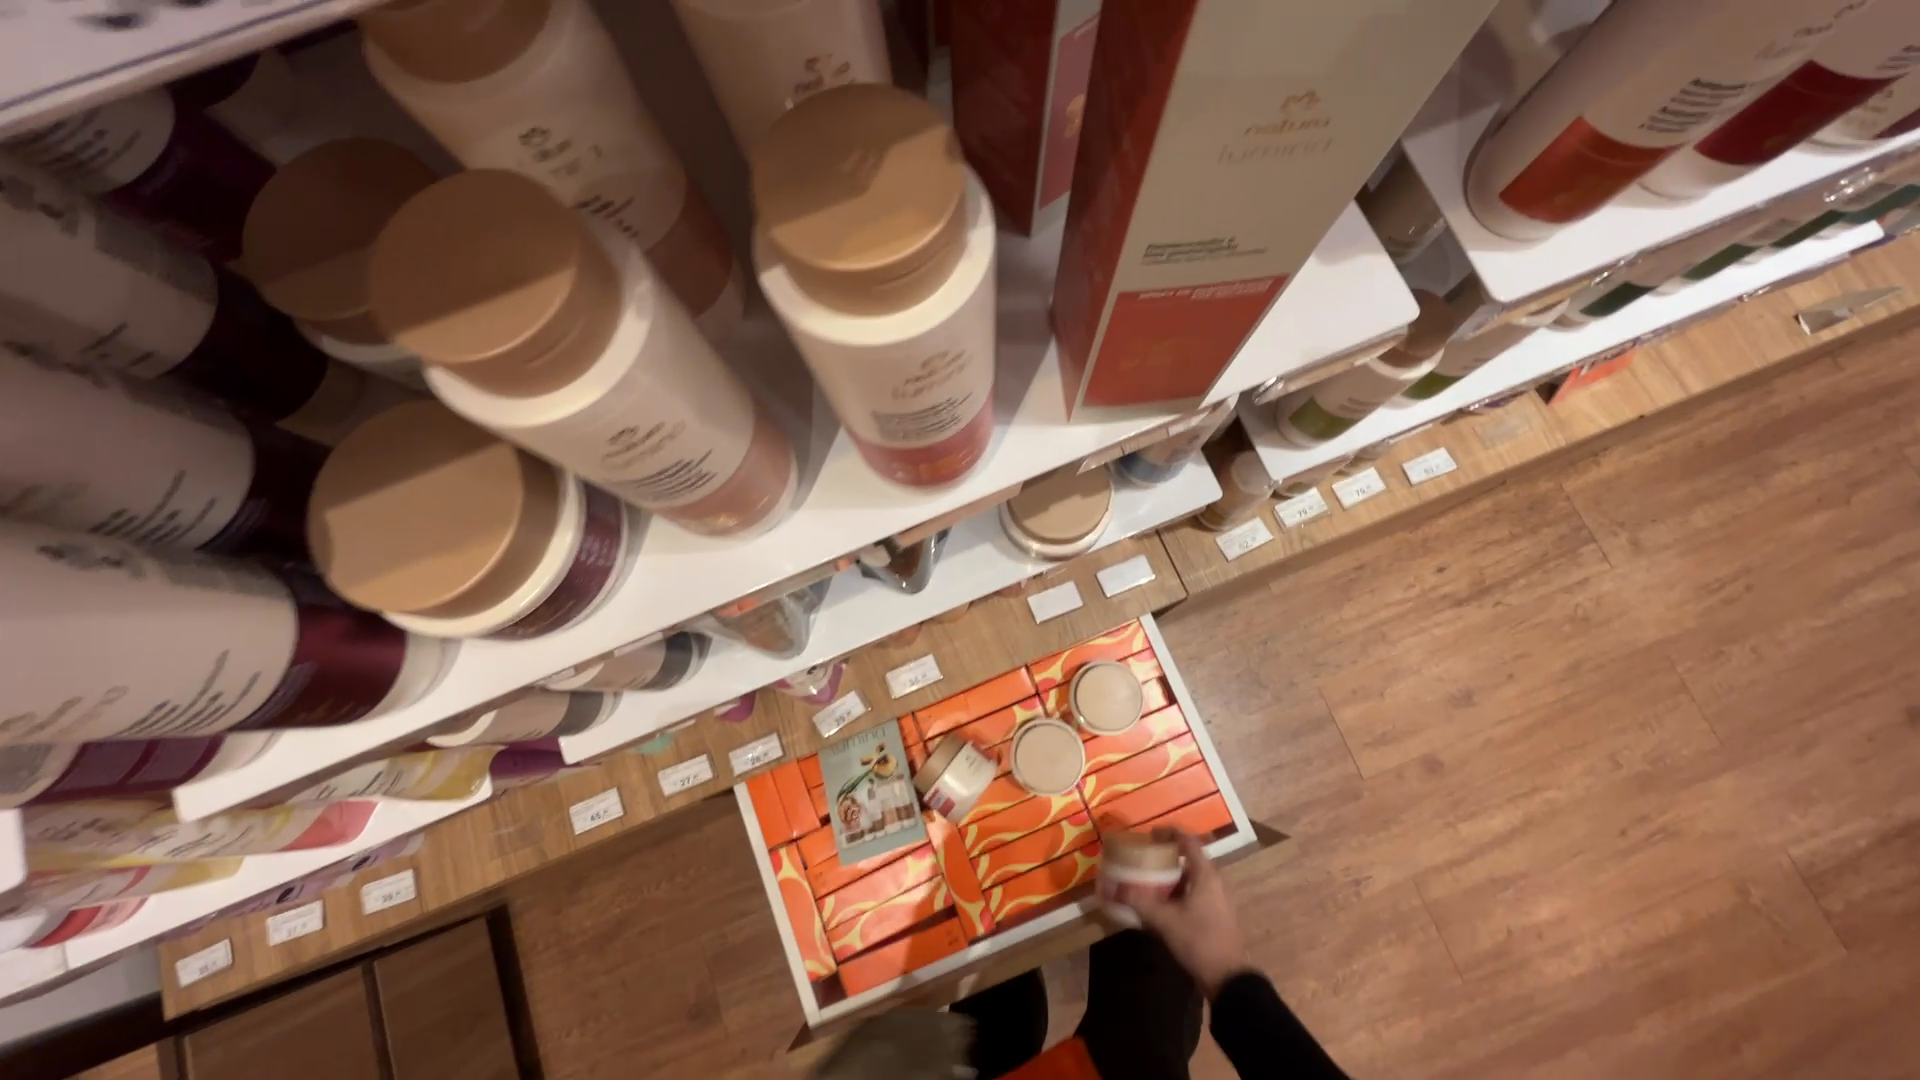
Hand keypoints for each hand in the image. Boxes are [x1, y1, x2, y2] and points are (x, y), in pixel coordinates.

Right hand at [1130, 829, 1249, 996]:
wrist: (1229, 979)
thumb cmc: (1199, 940)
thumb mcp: (1165, 920)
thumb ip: (1139, 902)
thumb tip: (1112, 888)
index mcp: (1206, 874)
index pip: (1188, 841)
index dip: (1169, 833)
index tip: (1149, 834)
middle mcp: (1215, 881)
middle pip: (1190, 858)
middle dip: (1167, 856)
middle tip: (1144, 858)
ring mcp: (1219, 898)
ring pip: (1193, 877)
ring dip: (1172, 875)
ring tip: (1149, 880)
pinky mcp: (1218, 914)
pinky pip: (1196, 892)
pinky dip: (1179, 890)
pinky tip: (1162, 904)